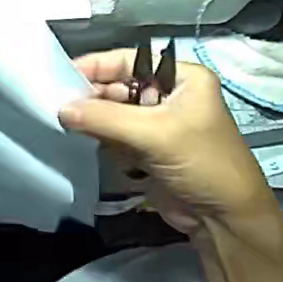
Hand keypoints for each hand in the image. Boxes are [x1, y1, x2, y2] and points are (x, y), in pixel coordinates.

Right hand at [58, 51, 282, 240]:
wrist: (225, 221)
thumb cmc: (201, 163)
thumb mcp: (154, 134)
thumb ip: (105, 118)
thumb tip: (61, 108)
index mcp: (182, 78)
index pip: (131, 60)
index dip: (97, 65)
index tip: (62, 74)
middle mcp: (169, 95)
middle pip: (120, 85)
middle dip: (91, 93)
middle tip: (57, 101)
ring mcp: (158, 123)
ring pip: (114, 111)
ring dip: (92, 116)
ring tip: (62, 119)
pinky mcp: (147, 148)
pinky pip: (115, 134)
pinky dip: (99, 135)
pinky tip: (79, 136)